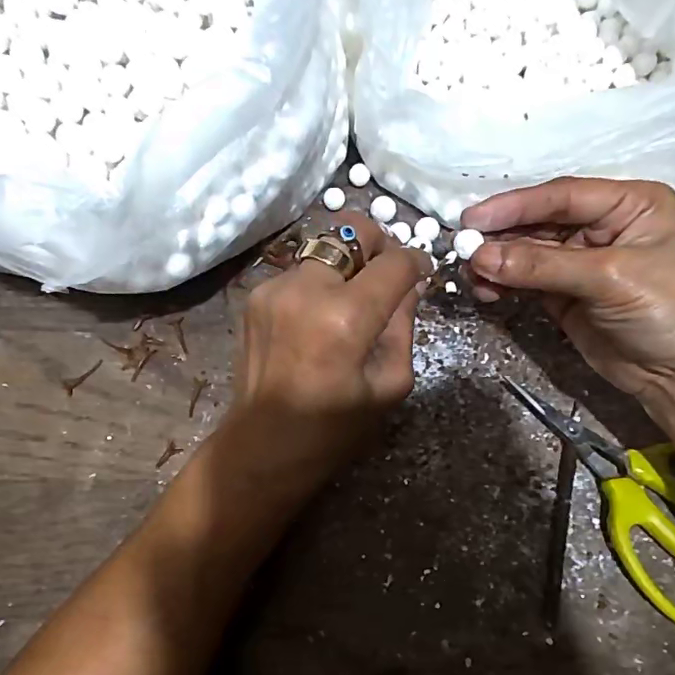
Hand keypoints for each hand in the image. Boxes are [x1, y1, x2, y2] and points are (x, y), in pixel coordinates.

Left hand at [228, 211, 429, 475]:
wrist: (263, 445)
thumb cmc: (334, 427)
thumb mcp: (390, 384)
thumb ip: (403, 325)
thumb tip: (410, 285)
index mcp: (345, 318)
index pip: (395, 262)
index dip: (416, 263)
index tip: (420, 275)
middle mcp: (306, 289)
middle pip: (353, 228)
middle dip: (378, 244)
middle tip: (384, 274)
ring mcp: (273, 288)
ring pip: (324, 248)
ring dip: (344, 265)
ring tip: (348, 302)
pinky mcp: (254, 295)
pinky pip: (298, 271)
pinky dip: (317, 283)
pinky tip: (317, 318)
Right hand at [462, 178, 674, 398]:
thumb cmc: (670, 311)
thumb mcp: (610, 278)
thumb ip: (543, 266)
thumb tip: (480, 257)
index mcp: (628, 204)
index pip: (562, 196)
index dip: (515, 206)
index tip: (472, 219)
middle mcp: (602, 227)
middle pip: (539, 223)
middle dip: (501, 236)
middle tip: (461, 249)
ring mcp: (581, 262)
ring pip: (527, 253)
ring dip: (497, 263)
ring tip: (471, 276)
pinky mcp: (565, 295)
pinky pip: (526, 282)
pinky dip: (504, 285)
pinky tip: (486, 291)